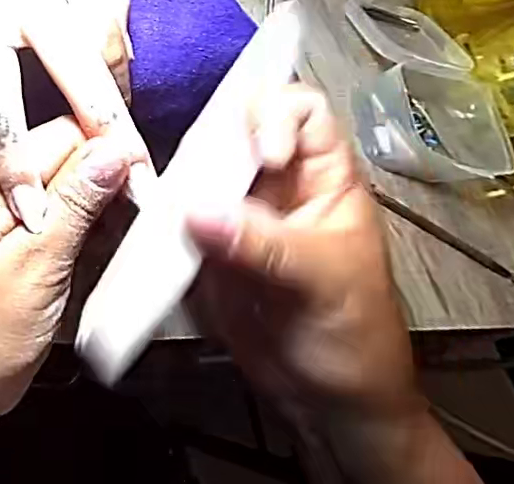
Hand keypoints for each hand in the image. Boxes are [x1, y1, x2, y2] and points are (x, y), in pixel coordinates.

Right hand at [0, 0, 154, 230]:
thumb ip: (103, 16)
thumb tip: (118, 81)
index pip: (109, 67)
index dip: (124, 129)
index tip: (142, 181)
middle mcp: (24, 2)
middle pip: (63, 85)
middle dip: (88, 152)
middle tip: (108, 209)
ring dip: (11, 156)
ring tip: (27, 209)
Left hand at [0, 119, 133, 431]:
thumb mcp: (34, 264)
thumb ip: (74, 204)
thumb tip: (112, 150)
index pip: (65, 134)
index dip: (111, 152)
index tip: (145, 186)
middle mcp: (10, 187)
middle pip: (77, 160)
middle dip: (115, 186)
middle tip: (138, 225)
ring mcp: (24, 215)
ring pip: (83, 193)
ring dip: (110, 216)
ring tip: (117, 250)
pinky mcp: (36, 244)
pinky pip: (78, 225)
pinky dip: (99, 239)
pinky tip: (105, 261)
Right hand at [185, 86, 418, 426]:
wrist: (324, 402)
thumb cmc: (357, 343)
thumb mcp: (324, 286)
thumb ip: (264, 245)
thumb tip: (200, 211)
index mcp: (324, 182)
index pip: (303, 112)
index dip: (278, 116)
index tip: (261, 154)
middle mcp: (276, 183)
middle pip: (239, 123)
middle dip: (214, 131)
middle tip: (199, 165)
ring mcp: (237, 205)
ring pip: (202, 156)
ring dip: (183, 165)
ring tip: (173, 190)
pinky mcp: (204, 229)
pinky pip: (177, 196)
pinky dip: (162, 198)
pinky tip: (157, 210)